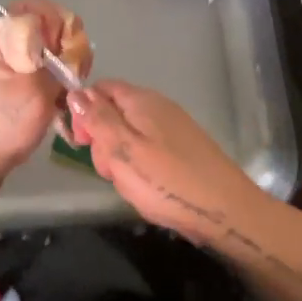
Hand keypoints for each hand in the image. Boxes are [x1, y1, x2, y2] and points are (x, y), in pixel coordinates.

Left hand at [0, 0, 90, 190]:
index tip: (66, 44)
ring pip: (52, 44)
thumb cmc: (7, 122)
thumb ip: (55, 59)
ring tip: (72, 81)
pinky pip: (50, 63)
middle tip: (74, 66)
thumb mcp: (35, 88)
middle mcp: (8, 44)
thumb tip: (70, 38)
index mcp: (1, 40)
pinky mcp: (25, 77)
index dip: (54, 19)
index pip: (32, 6)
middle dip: (66, 40)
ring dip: (67, 59)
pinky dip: (62, 73)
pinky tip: (66, 91)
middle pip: (45, 22)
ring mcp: (17, 61)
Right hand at [67, 81, 264, 244]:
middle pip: (114, 114)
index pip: (100, 89)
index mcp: (141, 100)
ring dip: (123, 162)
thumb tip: (75, 92)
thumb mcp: (122, 150)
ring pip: (130, 138)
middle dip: (104, 144)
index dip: (84, 112)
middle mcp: (157, 107)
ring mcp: (173, 128)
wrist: (226, 210)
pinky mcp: (183, 149)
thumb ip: (97, 119)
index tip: (83, 143)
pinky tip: (151, 191)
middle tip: (112, 172)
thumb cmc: (167, 181)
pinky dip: (143, 170)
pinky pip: (149, 152)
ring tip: (134, 187)